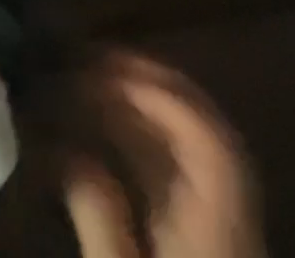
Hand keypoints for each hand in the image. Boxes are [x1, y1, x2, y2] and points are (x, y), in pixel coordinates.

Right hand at [65, 57, 262, 257]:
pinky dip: (144, 139)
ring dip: (144, 108)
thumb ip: (98, 215)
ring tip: (89, 83)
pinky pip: (181, 171)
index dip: (160, 91)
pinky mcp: (208, 236)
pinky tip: (104, 131)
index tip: (105, 63)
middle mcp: (226, 213)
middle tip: (88, 58)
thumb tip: (68, 149)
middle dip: (150, 85)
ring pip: (193, 147)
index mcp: (215, 226)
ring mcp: (221, 223)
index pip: (205, 140)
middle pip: (205, 132)